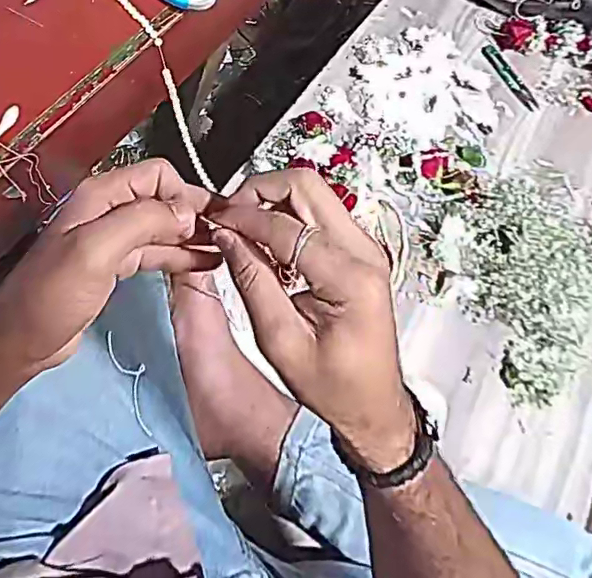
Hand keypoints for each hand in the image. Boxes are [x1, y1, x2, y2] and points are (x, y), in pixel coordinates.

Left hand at [0, 160, 216, 379]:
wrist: (20, 341)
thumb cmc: (50, 294)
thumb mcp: (96, 250)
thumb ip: (142, 221)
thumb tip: (187, 211)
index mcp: (101, 194)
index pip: (157, 175)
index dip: (183, 194)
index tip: (205, 220)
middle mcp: (109, 210)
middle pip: (163, 199)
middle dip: (194, 213)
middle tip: (225, 233)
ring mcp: (113, 238)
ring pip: (163, 226)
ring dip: (192, 235)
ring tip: (223, 249)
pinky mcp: (116, 264)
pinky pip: (155, 250)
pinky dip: (180, 254)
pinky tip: (202, 263)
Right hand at [210, 170, 416, 471]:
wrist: (373, 406)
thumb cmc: (337, 389)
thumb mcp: (281, 342)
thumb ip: (252, 282)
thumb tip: (228, 236)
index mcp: (351, 278)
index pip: (286, 226)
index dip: (243, 218)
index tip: (218, 221)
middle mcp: (364, 252)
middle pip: (306, 184)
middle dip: (260, 190)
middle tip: (230, 213)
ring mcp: (364, 246)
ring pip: (312, 191)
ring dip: (272, 200)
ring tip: (244, 228)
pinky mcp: (357, 248)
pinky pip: (317, 210)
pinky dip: (285, 214)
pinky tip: (267, 243)